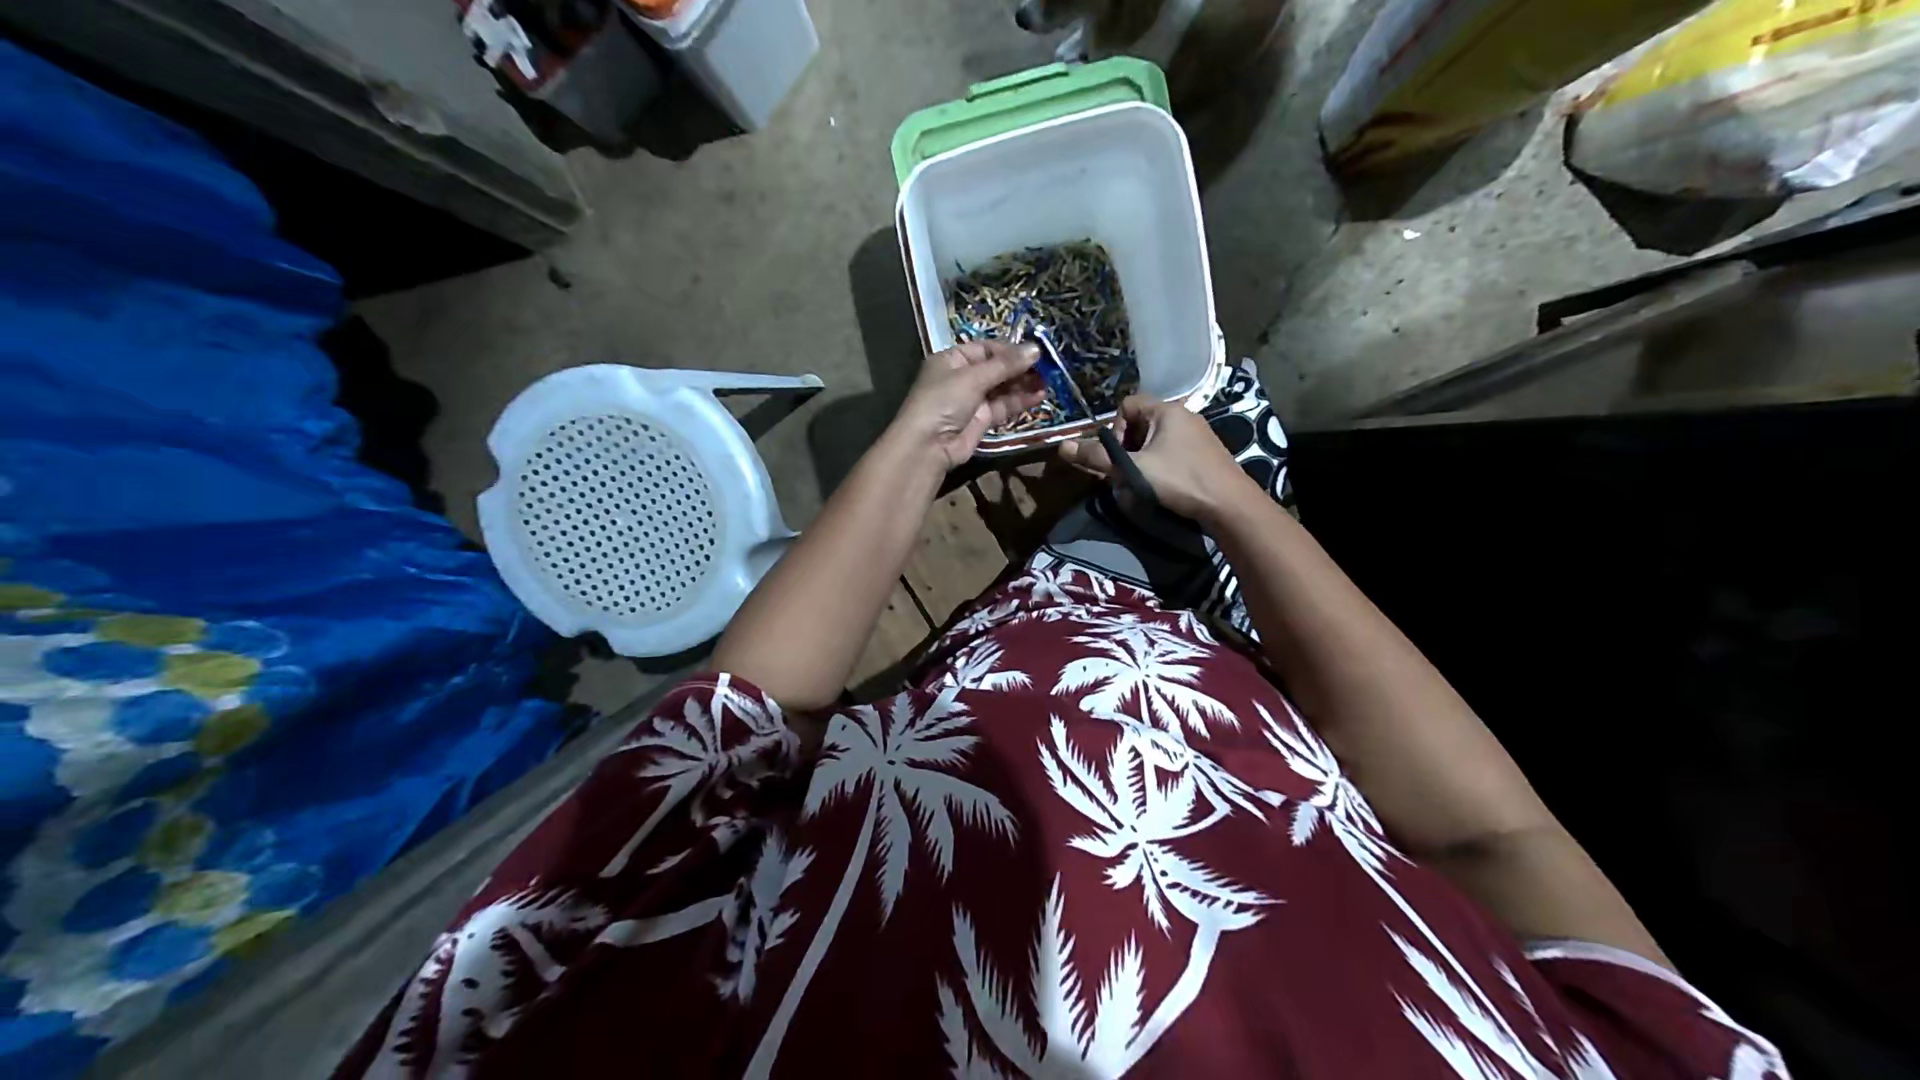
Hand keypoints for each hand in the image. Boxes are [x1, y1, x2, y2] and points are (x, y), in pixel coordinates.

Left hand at [890, 340, 1046, 469]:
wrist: (928, 445)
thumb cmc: (944, 401)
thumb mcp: (973, 377)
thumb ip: (1005, 364)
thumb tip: (1035, 349)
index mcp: (952, 360)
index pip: (985, 349)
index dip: (1009, 350)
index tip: (1034, 351)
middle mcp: (962, 378)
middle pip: (996, 368)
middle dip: (1020, 368)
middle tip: (1047, 367)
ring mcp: (972, 400)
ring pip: (1002, 388)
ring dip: (1023, 384)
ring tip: (1047, 381)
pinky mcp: (981, 420)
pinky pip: (1003, 406)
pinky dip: (1020, 401)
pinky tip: (1039, 396)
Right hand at [1057, 395, 1254, 520]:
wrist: (1230, 505)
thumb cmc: (1180, 480)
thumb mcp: (1133, 470)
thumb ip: (1097, 458)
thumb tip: (1062, 447)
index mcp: (1167, 410)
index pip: (1127, 405)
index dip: (1115, 429)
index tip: (1118, 454)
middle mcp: (1184, 415)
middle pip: (1140, 423)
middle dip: (1127, 448)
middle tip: (1126, 472)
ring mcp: (1198, 434)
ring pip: (1156, 439)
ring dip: (1142, 458)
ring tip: (1143, 482)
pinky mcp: (1206, 452)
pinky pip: (1172, 450)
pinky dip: (1161, 464)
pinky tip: (1164, 485)